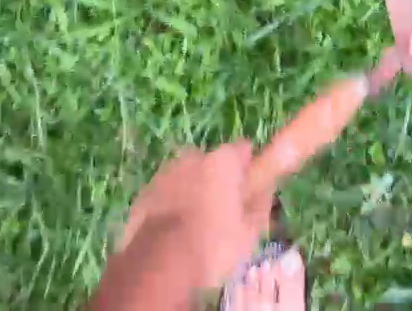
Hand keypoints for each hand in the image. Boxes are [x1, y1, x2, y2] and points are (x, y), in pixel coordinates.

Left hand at [118, 142, 272, 291]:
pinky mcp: (144, 193)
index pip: (243, 149)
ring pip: (185, 176)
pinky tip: (172, 231)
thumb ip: (261, 203)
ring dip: (191, 191)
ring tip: (194, 224)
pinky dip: (170, 205)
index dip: (247, 168)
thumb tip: (267, 189)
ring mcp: (165, 173)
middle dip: (216, 179)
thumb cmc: (212, 244)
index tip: (248, 188)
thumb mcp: (249, 232)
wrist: (159, 263)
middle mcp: (194, 156)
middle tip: (220, 210)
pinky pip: (164, 194)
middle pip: (212, 161)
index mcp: (224, 160)